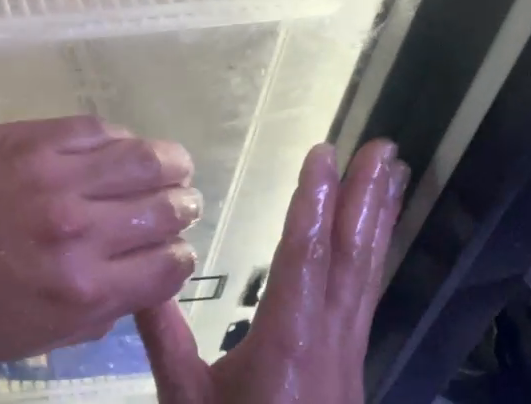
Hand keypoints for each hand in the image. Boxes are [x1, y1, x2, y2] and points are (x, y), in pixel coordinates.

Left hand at [0, 116, 200, 359]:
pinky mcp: (30, 138)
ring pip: (139, 159)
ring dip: (165, 162)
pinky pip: (93, 128)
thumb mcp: (29, 339)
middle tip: (181, 200)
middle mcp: (80, 231)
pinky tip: (118, 143)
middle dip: (181, 206)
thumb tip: (134, 286)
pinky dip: (116, 136)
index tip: (173, 248)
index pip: (167, 267)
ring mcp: (54, 176)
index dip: (178, 256)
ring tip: (171, 163)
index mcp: (82, 291)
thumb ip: (92, 317)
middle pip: (162, 209)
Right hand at [136, 140, 406, 403]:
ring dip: (378, 221)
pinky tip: (370, 240)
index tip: (324, 155)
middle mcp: (330, 343)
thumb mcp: (186, 398)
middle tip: (386, 150)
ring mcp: (348, 356)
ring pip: (367, 277)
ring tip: (393, 177)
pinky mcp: (349, 365)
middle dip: (368, 200)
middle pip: (353, 260)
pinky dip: (371, 255)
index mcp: (289, 343)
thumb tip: (137, 268)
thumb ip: (163, 333)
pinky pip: (365, 296)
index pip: (305, 258)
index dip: (313, 203)